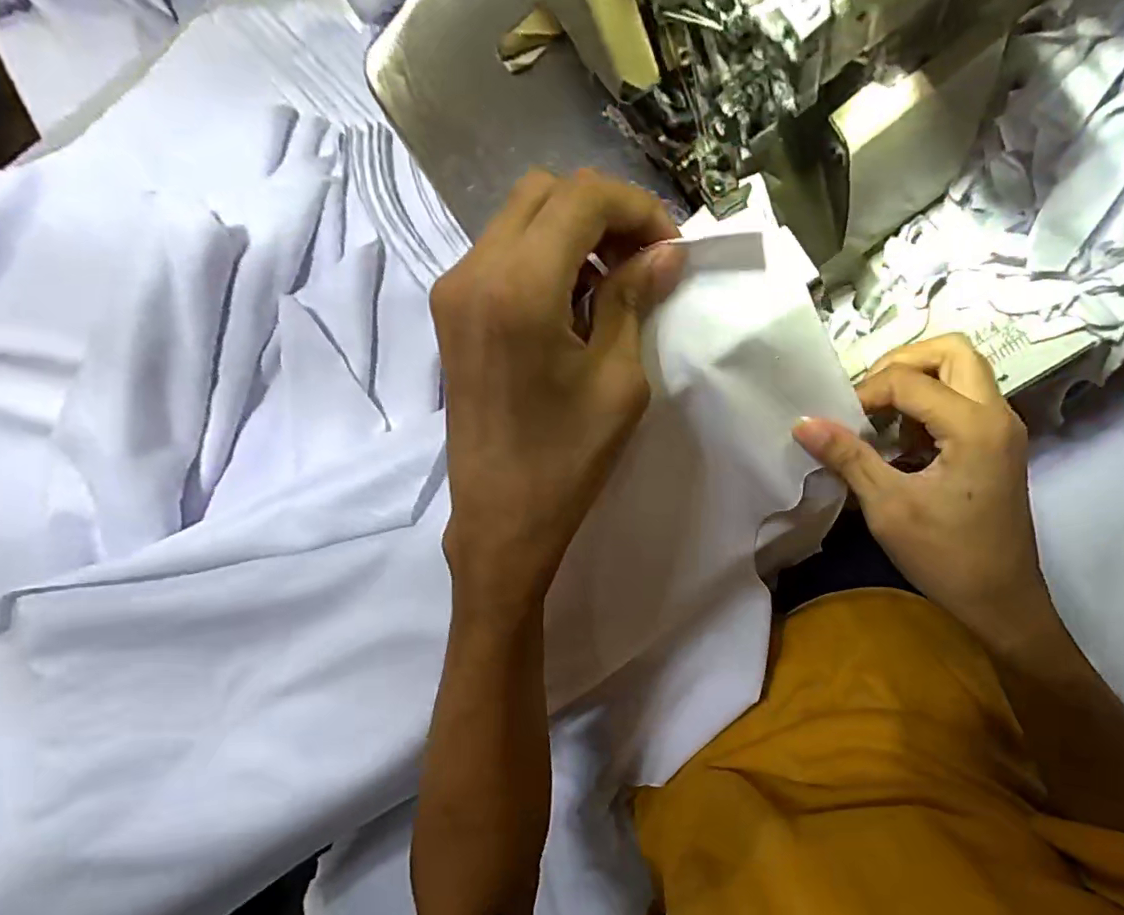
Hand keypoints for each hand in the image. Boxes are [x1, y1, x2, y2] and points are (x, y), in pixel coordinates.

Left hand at [432, 170, 685, 611]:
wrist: (503, 514)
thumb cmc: (569, 457)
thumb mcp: (619, 379)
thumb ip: (634, 300)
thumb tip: (665, 252)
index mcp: (519, 286)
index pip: (581, 197)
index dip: (636, 208)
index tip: (671, 248)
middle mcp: (475, 270)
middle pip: (545, 191)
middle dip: (605, 213)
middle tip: (646, 261)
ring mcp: (454, 288)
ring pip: (520, 217)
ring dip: (574, 232)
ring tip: (616, 283)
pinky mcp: (452, 310)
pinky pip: (502, 252)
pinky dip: (546, 256)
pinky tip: (576, 302)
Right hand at [793, 336, 1058, 650]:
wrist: (1002, 602)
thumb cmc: (946, 558)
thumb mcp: (889, 507)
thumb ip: (848, 457)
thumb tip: (804, 422)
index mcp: (974, 425)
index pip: (910, 380)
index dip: (865, 392)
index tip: (836, 421)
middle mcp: (997, 414)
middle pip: (952, 352)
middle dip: (903, 362)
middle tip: (867, 394)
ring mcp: (1003, 430)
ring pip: (963, 374)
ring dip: (919, 383)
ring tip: (881, 418)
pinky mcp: (999, 447)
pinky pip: (967, 403)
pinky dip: (933, 406)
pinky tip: (903, 443)